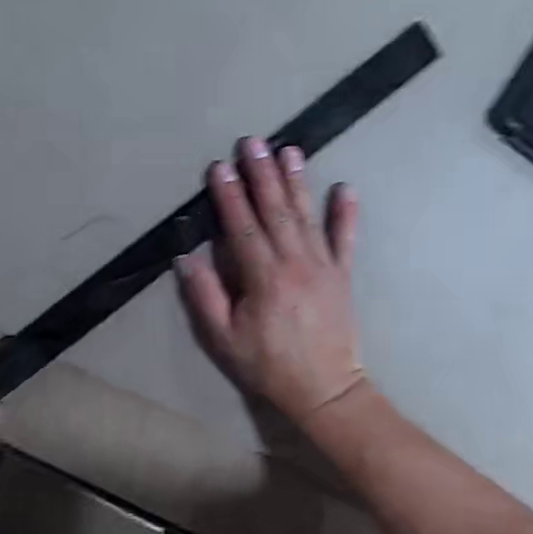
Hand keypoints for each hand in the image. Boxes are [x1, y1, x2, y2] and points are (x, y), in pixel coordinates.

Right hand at [175, 136, 366, 424]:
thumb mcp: (224, 339)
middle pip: (275, 211)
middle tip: (252, 143)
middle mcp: (295, 263)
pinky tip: (345, 187)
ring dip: (296, 181)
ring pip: (306, 216)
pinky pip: (345, 239)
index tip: (219, 167)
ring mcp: (324, 266)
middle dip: (262, 175)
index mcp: (264, 278)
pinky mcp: (343, 274)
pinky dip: (346, 213)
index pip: (242, 227)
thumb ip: (205, 297)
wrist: (327, 390)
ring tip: (289, 150)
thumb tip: (187, 258)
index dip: (229, 196)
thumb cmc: (269, 365)